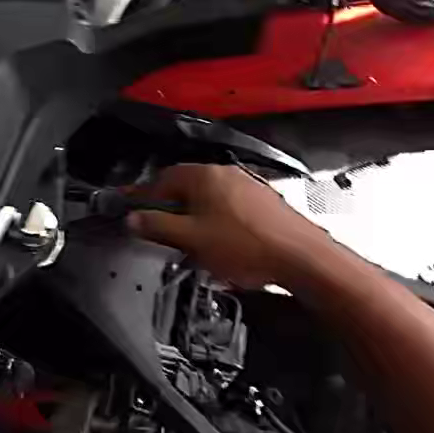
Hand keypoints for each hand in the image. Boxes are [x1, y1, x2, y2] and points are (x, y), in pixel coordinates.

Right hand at [125, 164, 324, 287]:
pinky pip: (229, 209)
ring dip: (195, 218)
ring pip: (209, 199)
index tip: (131, 208)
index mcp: (204, 176)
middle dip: (170, 209)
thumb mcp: (191, 240)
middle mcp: (226, 174)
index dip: (143, 196)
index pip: (161, 179)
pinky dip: (218, 223)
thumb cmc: (247, 246)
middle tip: (160, 231)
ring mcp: (248, 186)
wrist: (302, 258)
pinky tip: (222, 247)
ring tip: (191, 244)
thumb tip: (134, 218)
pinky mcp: (264, 204)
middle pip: (186, 187)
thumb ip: (157, 227)